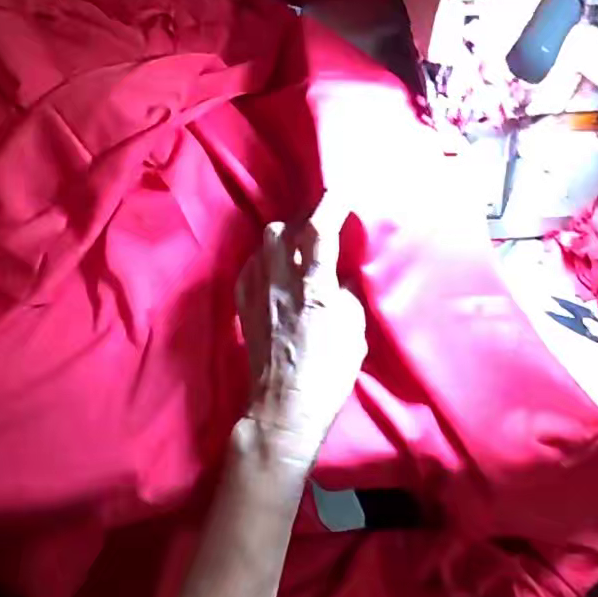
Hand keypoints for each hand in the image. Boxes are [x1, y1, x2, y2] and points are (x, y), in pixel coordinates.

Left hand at [235, 194, 367, 469]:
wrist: (284, 405)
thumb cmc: (329, 372)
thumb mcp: (354, 331)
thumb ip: (345, 293)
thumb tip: (339, 273)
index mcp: (314, 286)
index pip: (319, 230)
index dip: (329, 204)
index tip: (340, 191)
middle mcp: (280, 280)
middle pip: (284, 228)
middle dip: (305, 216)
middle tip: (320, 217)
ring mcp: (257, 289)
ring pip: (264, 241)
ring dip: (283, 233)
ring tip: (298, 239)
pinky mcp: (242, 301)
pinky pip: (251, 263)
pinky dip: (265, 256)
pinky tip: (275, 263)